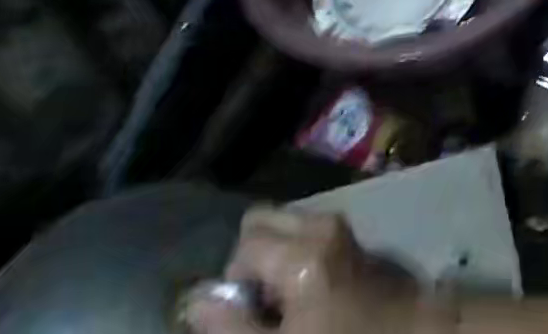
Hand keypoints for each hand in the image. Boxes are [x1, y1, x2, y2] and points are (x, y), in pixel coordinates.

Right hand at [183, 208, 434, 333]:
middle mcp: (322, 225)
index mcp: (303, 248)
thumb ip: (232, 327)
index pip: (243, 243)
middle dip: (251, 261)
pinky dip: (297, 260)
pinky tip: (308, 301)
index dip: (232, 283)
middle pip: (264, 223)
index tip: (248, 317)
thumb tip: (194, 299)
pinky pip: (309, 238)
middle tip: (263, 309)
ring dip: (274, 261)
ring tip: (285, 309)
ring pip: (286, 230)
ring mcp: (342, 230)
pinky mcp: (353, 241)